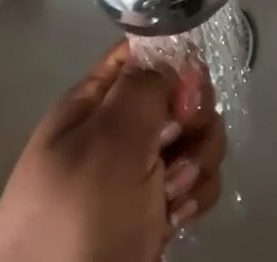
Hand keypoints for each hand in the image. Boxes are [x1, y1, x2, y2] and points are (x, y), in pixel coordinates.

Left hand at [0, 41, 227, 261]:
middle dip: (193, 121)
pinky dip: (195, 197)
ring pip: (196, 140)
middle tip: (173, 149)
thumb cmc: (79, 221)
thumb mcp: (108, 142)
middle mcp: (115, 135)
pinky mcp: (155, 211)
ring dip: (197, 163)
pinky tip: (178, 218)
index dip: (174, 64)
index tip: (183, 93)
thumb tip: (175, 55)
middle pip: (180, 97)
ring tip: (171, 197)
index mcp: (90, 108)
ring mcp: (136, 176)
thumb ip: (145, 87)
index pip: (142, 55)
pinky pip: (196, 182)